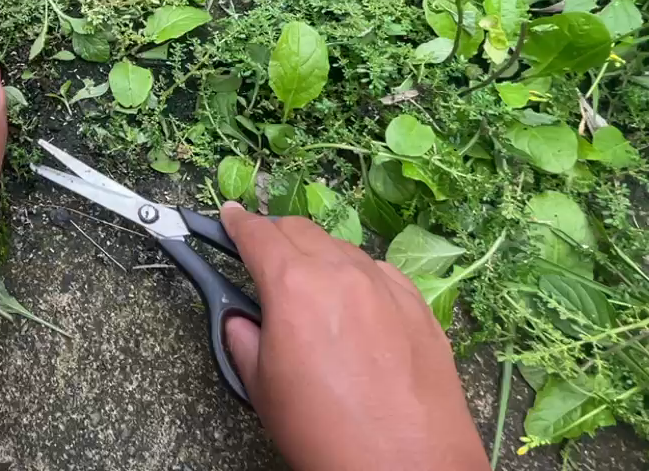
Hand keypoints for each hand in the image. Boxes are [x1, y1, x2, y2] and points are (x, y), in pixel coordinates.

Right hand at [221, 205, 488, 470]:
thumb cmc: (323, 432)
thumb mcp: (259, 383)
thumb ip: (241, 333)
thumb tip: (243, 316)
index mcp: (292, 284)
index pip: (255, 233)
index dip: (235, 221)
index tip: (228, 216)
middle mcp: (339, 272)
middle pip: (297, 228)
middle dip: (273, 234)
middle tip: (263, 255)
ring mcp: (385, 287)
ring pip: (339, 247)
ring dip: (315, 254)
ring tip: (311, 286)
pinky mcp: (420, 309)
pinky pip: (379, 272)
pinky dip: (357, 275)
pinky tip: (355, 305)